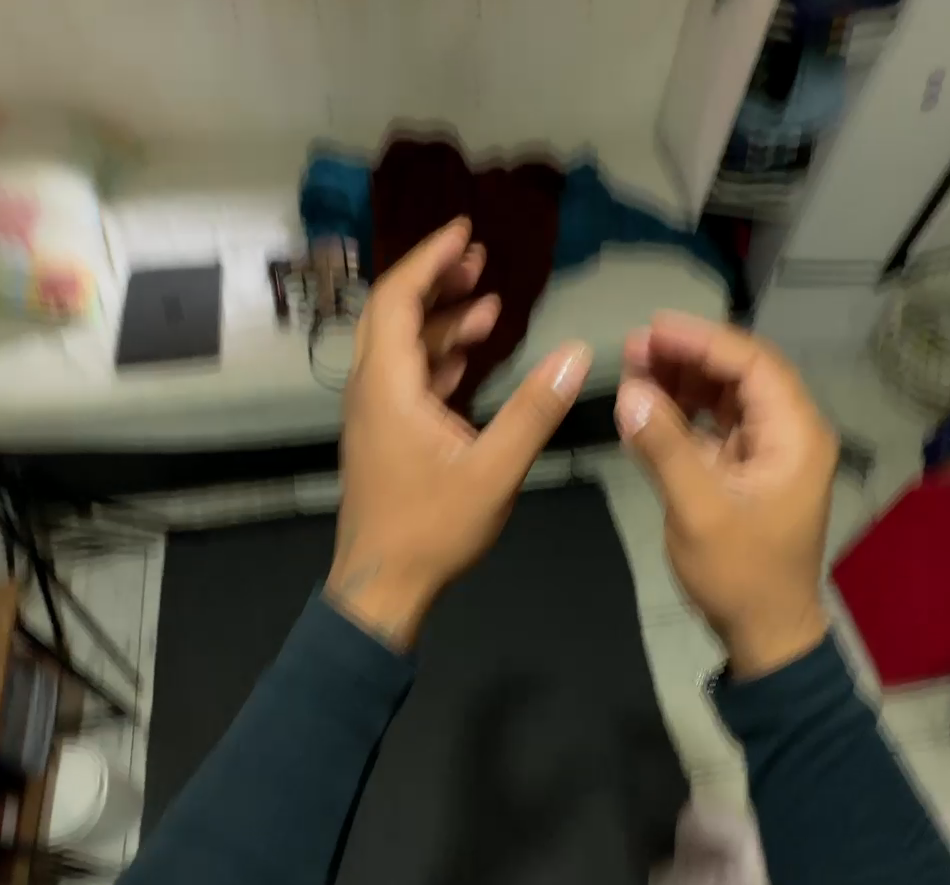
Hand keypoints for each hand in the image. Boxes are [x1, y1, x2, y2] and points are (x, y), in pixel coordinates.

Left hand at [330, 218, 591, 647]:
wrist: (383, 586)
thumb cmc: (433, 529)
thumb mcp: (494, 470)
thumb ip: (534, 410)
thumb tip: (578, 353)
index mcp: (388, 387)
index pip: (397, 300)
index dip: (429, 260)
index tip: (464, 232)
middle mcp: (371, 392)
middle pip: (394, 317)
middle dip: (436, 283)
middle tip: (479, 261)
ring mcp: (374, 417)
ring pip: (400, 351)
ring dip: (441, 324)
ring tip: (489, 304)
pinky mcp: (382, 440)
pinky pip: (406, 383)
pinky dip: (436, 362)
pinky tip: (469, 361)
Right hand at [615, 312, 836, 677]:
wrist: (763, 629)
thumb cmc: (739, 573)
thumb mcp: (698, 510)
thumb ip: (664, 448)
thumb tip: (628, 393)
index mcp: (794, 436)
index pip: (752, 365)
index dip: (701, 340)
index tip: (652, 328)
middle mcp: (787, 433)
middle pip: (740, 374)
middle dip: (687, 356)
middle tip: (634, 346)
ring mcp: (766, 452)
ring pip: (726, 397)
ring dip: (682, 380)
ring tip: (634, 367)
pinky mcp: (744, 470)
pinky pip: (714, 427)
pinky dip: (682, 413)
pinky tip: (648, 405)